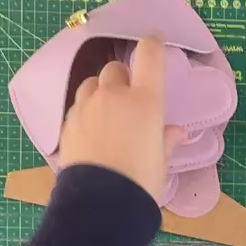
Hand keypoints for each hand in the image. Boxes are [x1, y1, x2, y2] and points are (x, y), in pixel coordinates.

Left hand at [58, 35, 185, 205]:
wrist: (101, 205)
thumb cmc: (141, 183)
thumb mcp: (161, 163)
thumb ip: (167, 141)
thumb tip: (177, 132)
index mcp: (145, 102)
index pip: (149, 55)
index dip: (152, 43)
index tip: (154, 41)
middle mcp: (113, 96)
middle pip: (115, 69)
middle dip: (122, 78)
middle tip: (129, 98)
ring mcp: (86, 107)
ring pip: (91, 85)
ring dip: (100, 92)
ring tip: (107, 114)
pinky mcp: (68, 124)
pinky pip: (77, 107)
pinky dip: (85, 113)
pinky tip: (92, 133)